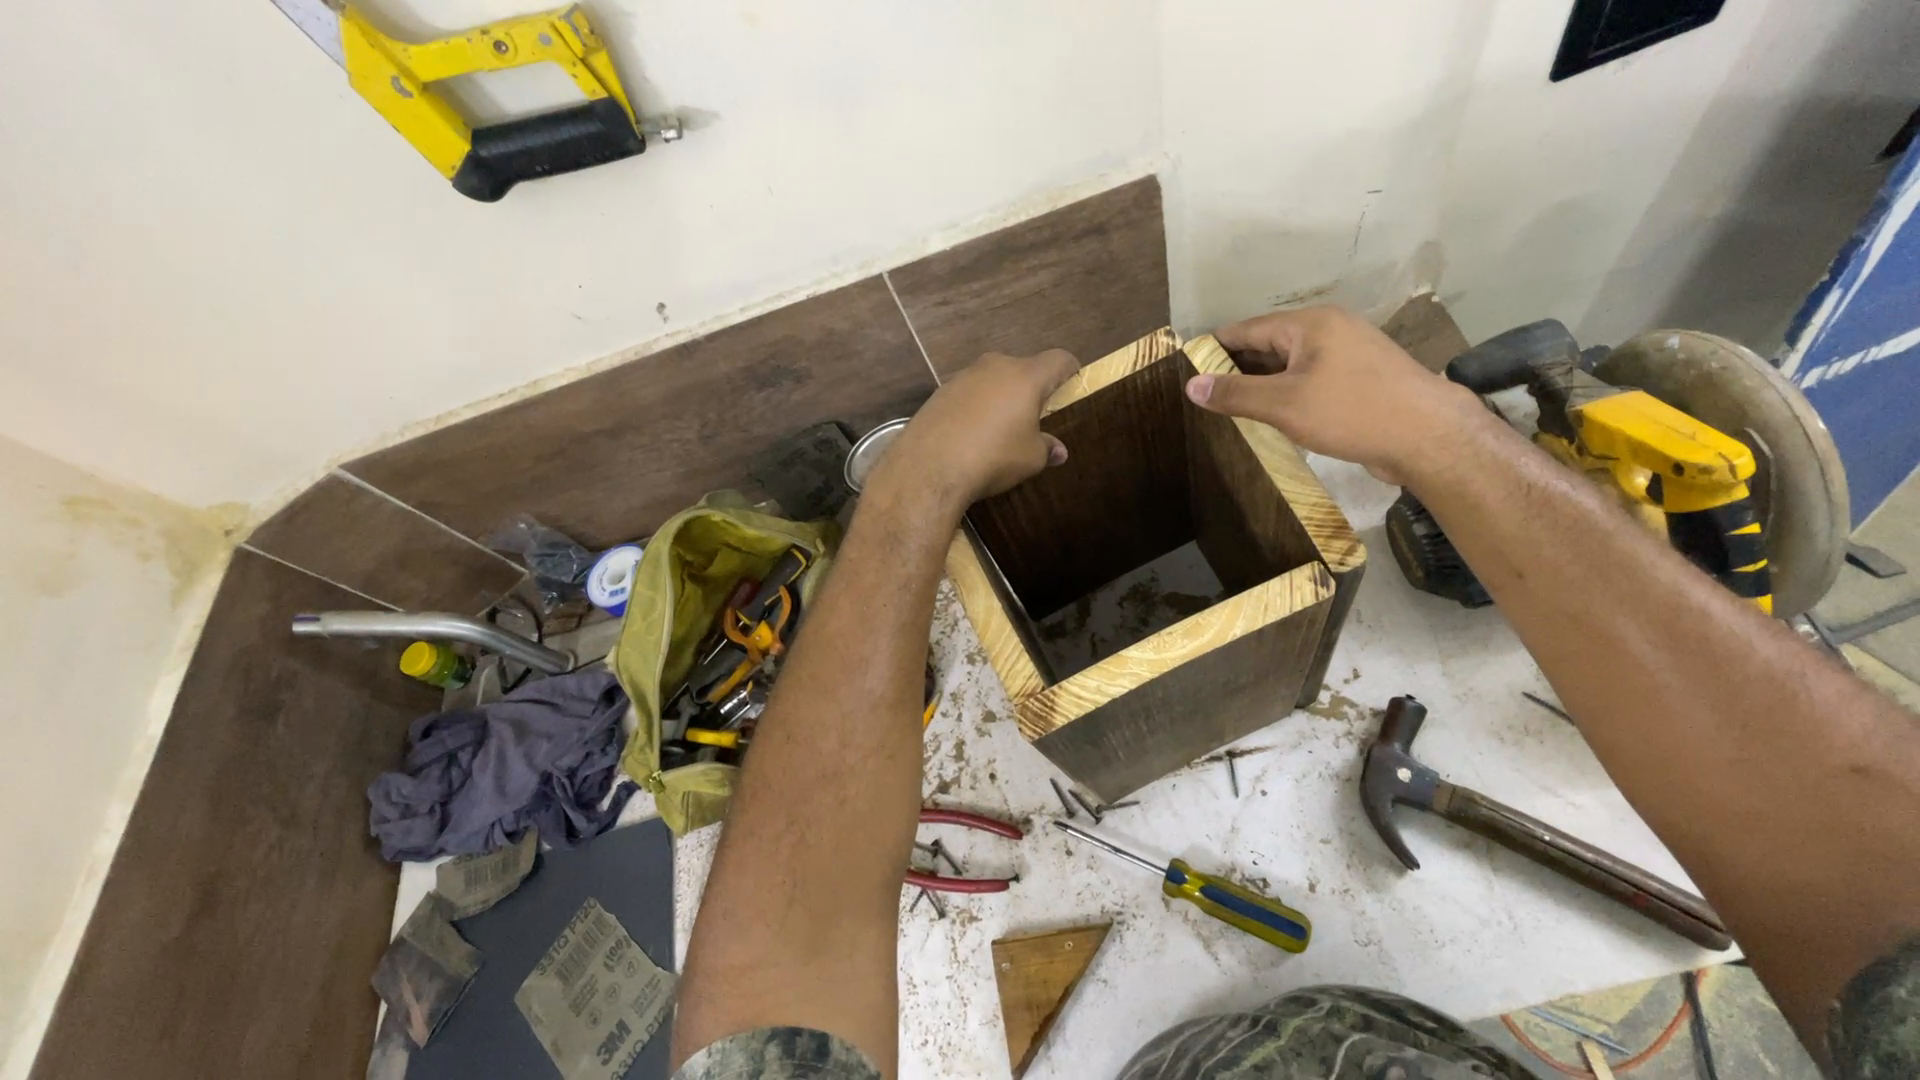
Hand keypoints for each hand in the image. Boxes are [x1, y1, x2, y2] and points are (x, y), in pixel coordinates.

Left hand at [870, 349, 1080, 512]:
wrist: (928, 466)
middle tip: (1033, 418)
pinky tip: (970, 437)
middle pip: (1022, 369)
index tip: (1072, 387)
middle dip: (1031, 390)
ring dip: (1000, 399)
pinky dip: (975, 409)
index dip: (1070, 371)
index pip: (1059, 359)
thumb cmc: (993, 456)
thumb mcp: (1030, 458)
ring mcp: (963, 376)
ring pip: (992, 381)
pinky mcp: (939, 392)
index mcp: (1025, 376)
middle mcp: (994, 366)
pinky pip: (968, 395)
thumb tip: (1058, 451)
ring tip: (998, 431)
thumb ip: (1046, 448)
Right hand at [1187, 306, 1485, 484]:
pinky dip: (1287, 393)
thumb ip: (1235, 394)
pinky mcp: (1360, 380)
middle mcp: (1330, 330)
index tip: (1185, 369)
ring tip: (1229, 408)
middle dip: (1236, 368)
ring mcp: (1349, 354)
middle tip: (1202, 394)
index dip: (1214, 348)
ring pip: (1290, 364)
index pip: (1247, 329)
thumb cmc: (1352, 412)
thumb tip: (1190, 386)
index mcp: (1311, 324)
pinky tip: (1272, 416)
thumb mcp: (1284, 405)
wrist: (1428, 437)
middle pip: (1268, 344)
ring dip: (1261, 384)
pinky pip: (1310, 379)